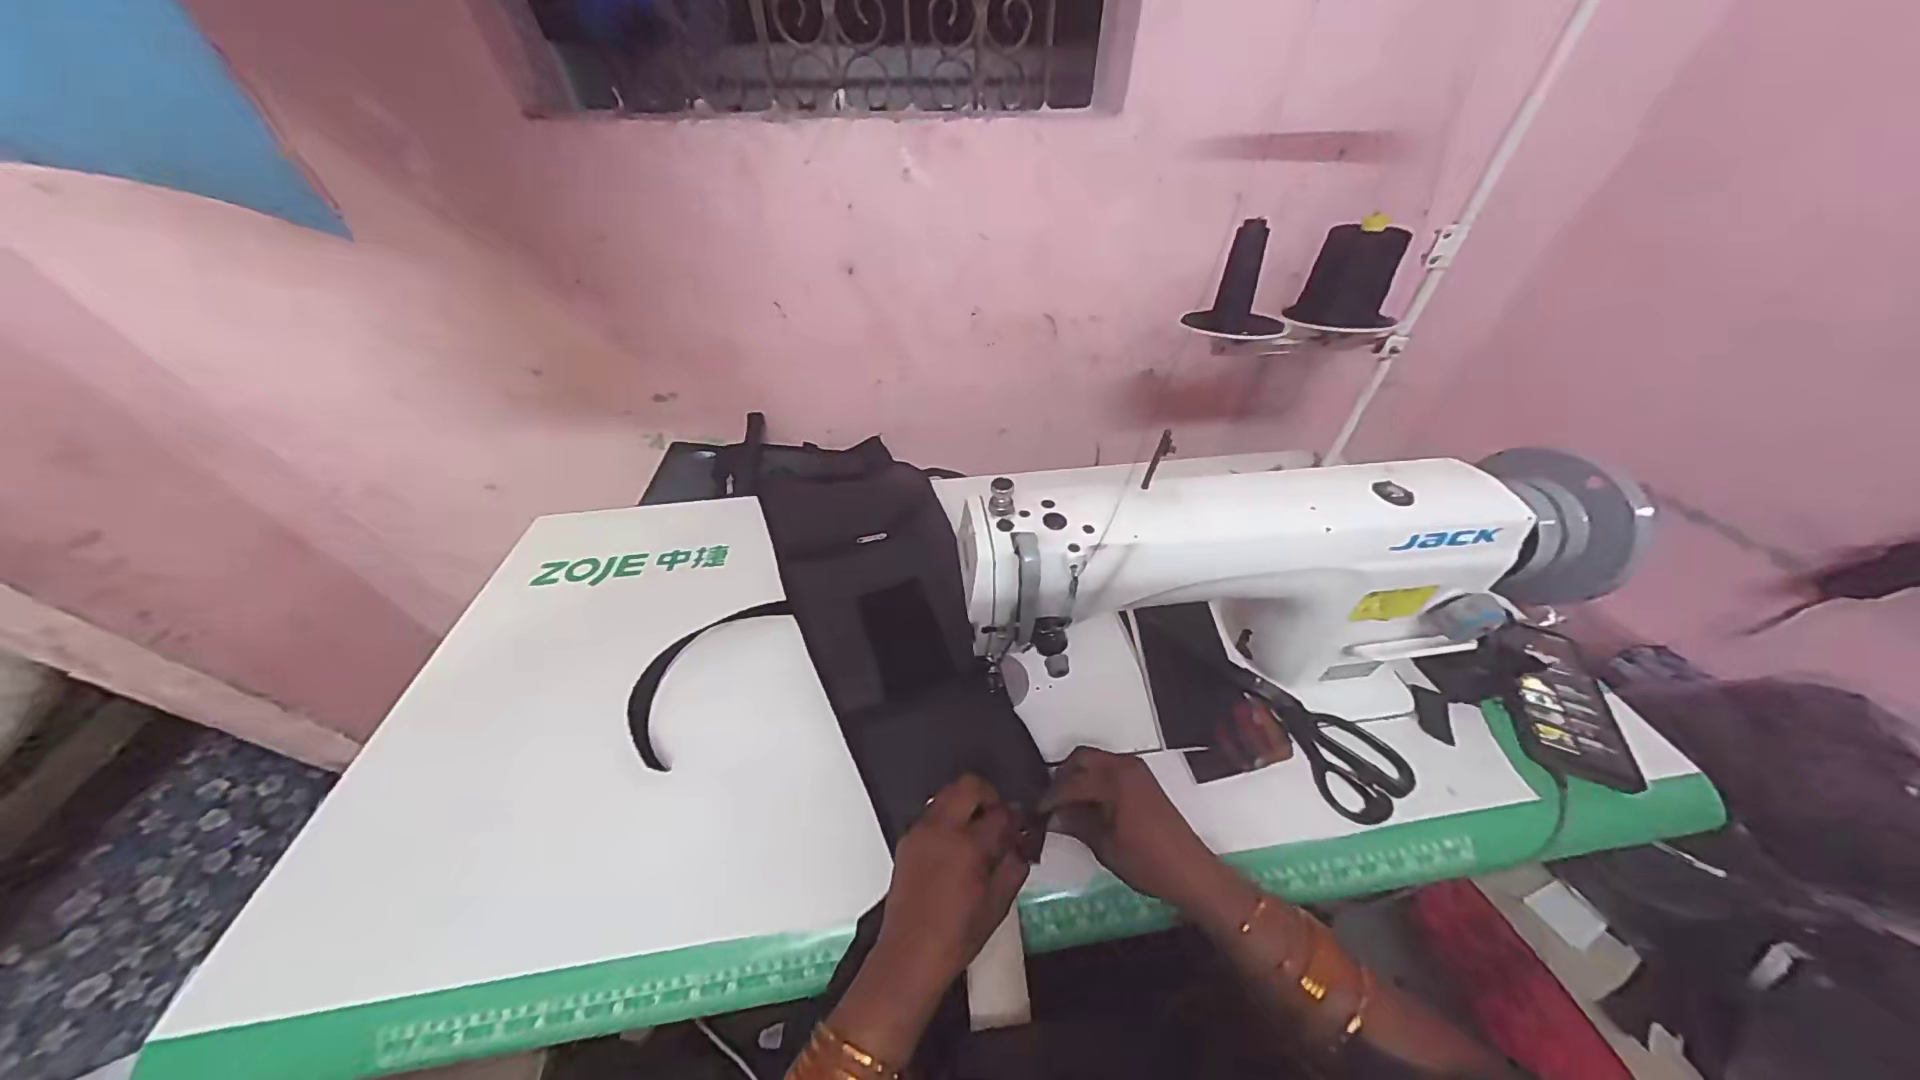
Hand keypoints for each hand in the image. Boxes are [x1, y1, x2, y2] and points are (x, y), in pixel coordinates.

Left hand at [874, 773, 1031, 990]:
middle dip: (989, 796)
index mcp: (968, 845)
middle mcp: (941, 829)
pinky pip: (931, 813)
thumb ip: (1014, 865)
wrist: (910, 954)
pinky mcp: (906, 839)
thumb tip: (1021, 844)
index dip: (1015, 818)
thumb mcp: (998, 904)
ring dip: (966, 804)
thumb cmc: (955, 936)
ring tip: (978, 831)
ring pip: (947, 794)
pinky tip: (956, 845)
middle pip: (969, 785)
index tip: (1019, 826)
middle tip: (998, 817)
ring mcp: (920, 831)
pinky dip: (947, 818)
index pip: (1000, 813)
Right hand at [1041, 747, 1247, 916]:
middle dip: (1062, 777)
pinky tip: (1088, 803)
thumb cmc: (1149, 862)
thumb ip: (1076, 823)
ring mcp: (1136, 770)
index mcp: (1115, 780)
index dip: (1050, 797)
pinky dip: (1094, 778)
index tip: (1037, 810)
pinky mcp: (1143, 779)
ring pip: (1095, 760)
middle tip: (1051, 803)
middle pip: (1081, 758)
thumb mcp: (1105, 845)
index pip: (1071, 782)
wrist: (1190, 872)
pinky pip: (1109, 768)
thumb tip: (1053, 816)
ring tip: (1067, 805)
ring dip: (1078, 776)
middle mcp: (1125, 766)